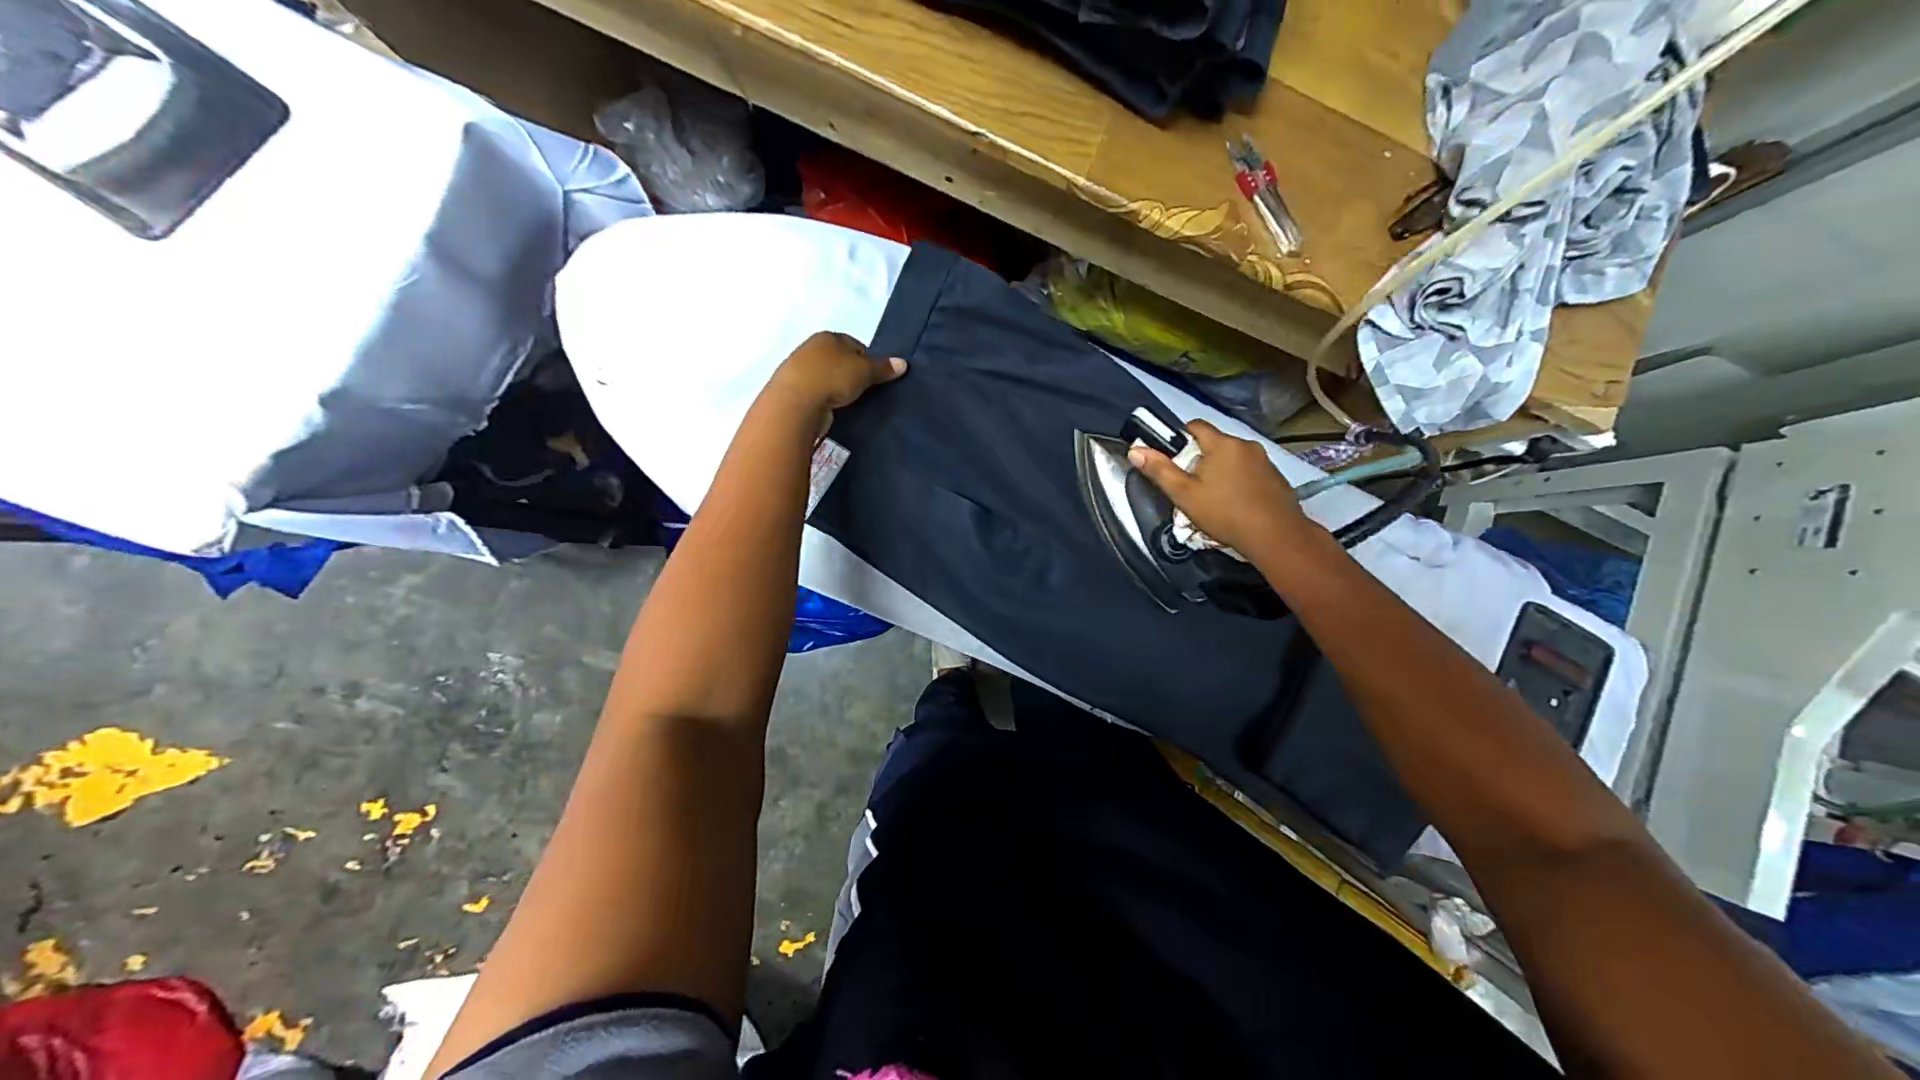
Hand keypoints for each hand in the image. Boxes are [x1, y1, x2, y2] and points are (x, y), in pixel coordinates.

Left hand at [767, 332, 906, 431]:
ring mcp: (799, 370)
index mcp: (828, 337)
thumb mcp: (864, 371)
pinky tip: (834, 410)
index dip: (868, 360)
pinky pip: (817, 393)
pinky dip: (826, 400)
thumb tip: (903, 363)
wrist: (795, 403)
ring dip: (838, 388)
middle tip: (866, 392)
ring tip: (851, 403)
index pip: (855, 345)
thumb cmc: (833, 378)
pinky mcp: (793, 391)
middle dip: (852, 374)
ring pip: (828, 378)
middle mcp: (811, 348)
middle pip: (840, 361)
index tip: (875, 378)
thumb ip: (883, 367)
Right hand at [1127, 420, 1314, 558]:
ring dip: (1222, 471)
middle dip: (1201, 459)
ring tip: (1214, 497)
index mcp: (1222, 444)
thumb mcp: (1184, 494)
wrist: (1275, 536)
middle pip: (1215, 444)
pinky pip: (1251, 472)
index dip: (1180, 436)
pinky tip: (1236, 503)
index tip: (1172, 457)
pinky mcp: (1277, 478)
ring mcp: (1265, 461)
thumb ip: (1159, 470)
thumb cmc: (1224, 513)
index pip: (1196, 425)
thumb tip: (1134, 450)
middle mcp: (1246, 445)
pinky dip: (1241, 481)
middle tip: (1190, 484)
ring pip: (1234, 459)